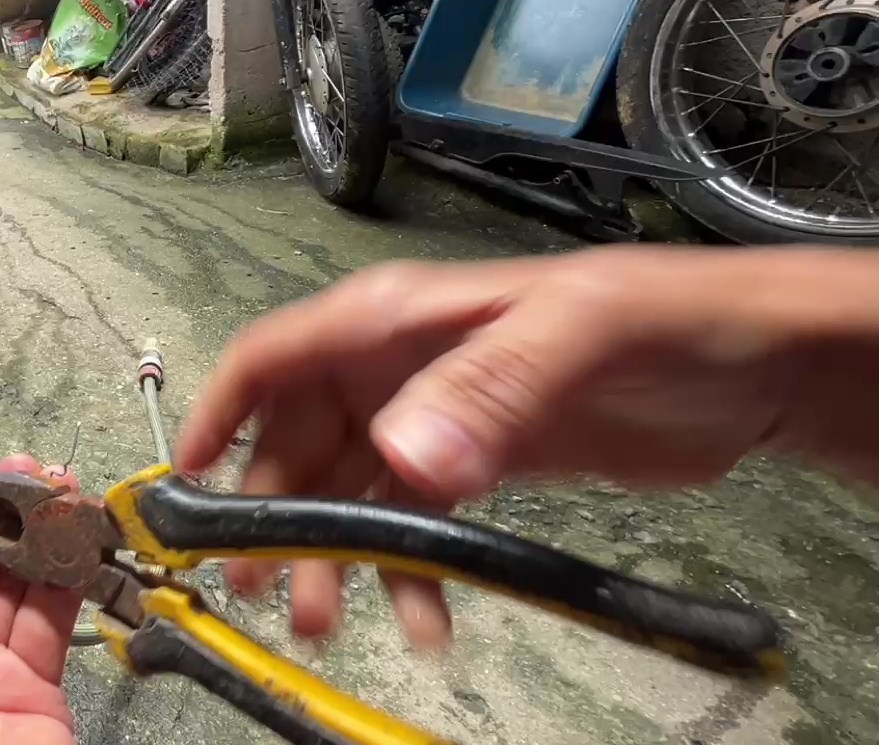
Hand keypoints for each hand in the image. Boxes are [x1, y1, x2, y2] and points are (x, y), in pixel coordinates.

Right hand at [173, 245, 878, 647]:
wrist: (759, 363)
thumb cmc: (654, 322)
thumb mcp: (574, 333)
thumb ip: (484, 390)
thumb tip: (403, 461)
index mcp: (380, 322)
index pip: (268, 357)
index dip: (216, 410)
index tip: (186, 474)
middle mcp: (379, 368)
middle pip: (294, 440)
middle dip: (275, 512)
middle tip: (261, 587)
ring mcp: (415, 414)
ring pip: (341, 488)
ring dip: (329, 553)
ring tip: (325, 622)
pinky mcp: (458, 458)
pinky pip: (403, 517)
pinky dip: (402, 569)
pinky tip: (423, 618)